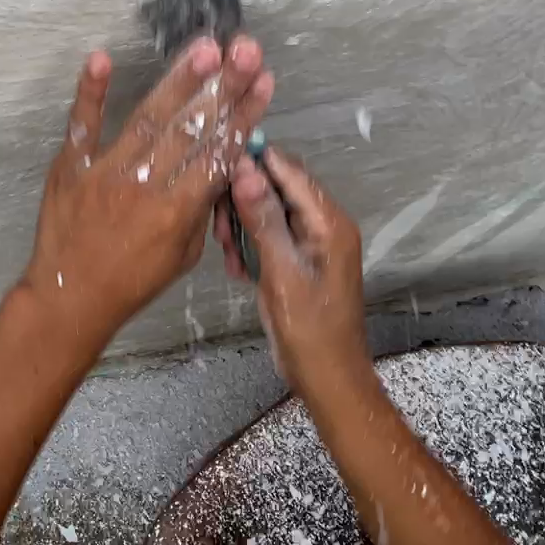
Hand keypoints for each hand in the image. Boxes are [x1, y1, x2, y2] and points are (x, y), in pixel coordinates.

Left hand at [22, 36, 272, 340]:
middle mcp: (145, 184)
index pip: (219, 153)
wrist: (69, 298)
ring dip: (178, 81)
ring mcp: (105, 170)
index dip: (244, 115)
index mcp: (177, 211)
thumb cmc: (133, 280)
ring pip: (149, 119)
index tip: (264, 80)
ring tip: (204, 47)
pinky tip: (100, 58)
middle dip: (222, 86)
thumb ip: (200, 207)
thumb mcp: (183, 254)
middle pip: (191, 129)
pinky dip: (91, 91)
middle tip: (244, 48)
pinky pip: (82, 123)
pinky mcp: (71, 164)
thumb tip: (220, 163)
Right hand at [219, 148, 371, 394]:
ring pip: (267, 210)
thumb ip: (263, 218)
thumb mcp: (281, 272)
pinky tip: (237, 268)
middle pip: (275, 187)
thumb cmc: (309, 329)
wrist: (327, 381)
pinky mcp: (299, 257)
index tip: (216, 168)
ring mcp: (311, 241)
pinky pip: (269, 233)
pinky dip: (249, 244)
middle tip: (219, 229)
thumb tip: (245, 168)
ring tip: (228, 254)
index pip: (288, 169)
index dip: (253, 163)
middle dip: (242, 201)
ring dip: (242, 225)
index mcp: (328, 221)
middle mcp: (323, 223)